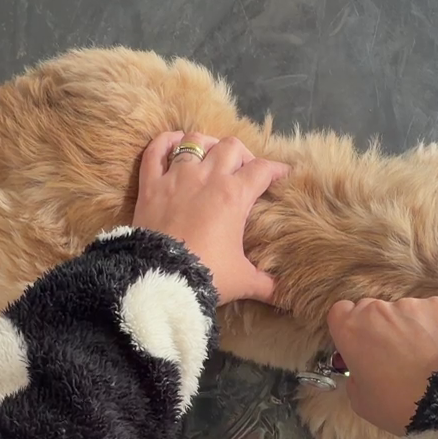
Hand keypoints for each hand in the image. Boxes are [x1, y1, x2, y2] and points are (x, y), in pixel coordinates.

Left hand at [132, 130, 288, 305]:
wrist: (162, 280)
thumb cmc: (208, 275)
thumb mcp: (243, 281)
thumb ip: (267, 285)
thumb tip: (286, 297)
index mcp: (235, 195)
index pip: (263, 170)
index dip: (277, 170)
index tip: (283, 174)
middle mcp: (208, 177)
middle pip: (232, 147)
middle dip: (243, 155)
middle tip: (245, 171)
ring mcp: (177, 176)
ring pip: (195, 141)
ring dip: (208, 144)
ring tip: (212, 155)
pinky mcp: (151, 184)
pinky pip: (156, 150)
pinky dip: (165, 142)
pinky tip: (173, 143)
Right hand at [326, 297, 437, 435]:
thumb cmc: (399, 404)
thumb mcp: (360, 402)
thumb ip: (354, 377)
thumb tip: (361, 369)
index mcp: (350, 331)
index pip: (339, 313)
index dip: (348, 328)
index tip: (357, 344)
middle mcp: (376, 311)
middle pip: (369, 310)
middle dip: (375, 328)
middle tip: (388, 356)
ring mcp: (408, 305)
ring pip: (400, 312)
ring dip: (404, 328)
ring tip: (419, 356)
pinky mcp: (437, 306)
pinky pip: (427, 313)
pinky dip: (429, 326)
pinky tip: (436, 349)